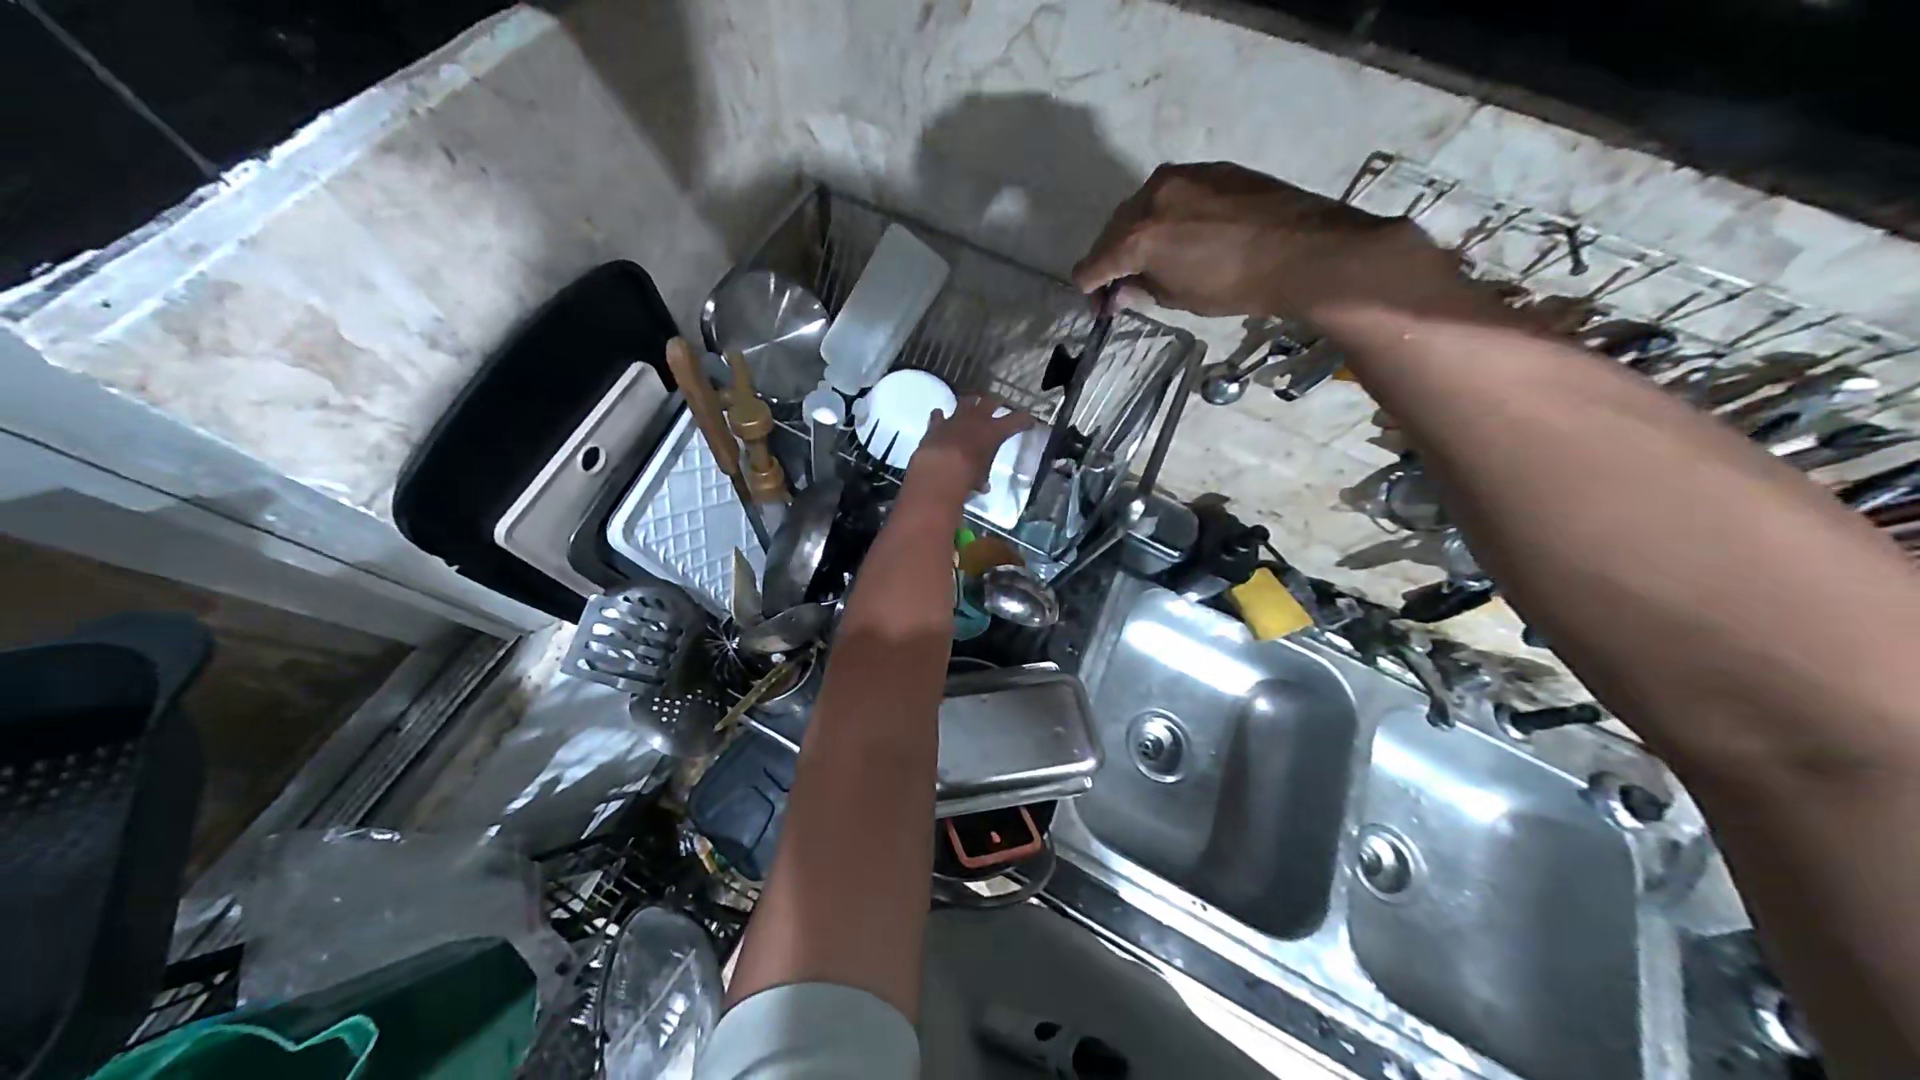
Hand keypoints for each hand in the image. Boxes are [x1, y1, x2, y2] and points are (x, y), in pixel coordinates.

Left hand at [906, 394, 1034, 497]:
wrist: (939, 470)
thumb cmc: (967, 475)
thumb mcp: (980, 477)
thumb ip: (982, 477)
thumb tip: (983, 486)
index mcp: (994, 431)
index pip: (1017, 420)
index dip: (1024, 420)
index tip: (1029, 421)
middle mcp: (977, 419)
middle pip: (991, 400)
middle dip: (997, 401)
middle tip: (1000, 403)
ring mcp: (955, 419)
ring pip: (966, 401)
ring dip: (970, 402)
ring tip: (973, 403)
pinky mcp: (936, 424)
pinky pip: (938, 415)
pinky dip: (939, 416)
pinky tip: (940, 416)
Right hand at [1072, 162, 1487, 322]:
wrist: (1307, 251)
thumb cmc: (1238, 287)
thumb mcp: (1180, 298)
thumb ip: (1142, 288)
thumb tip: (1121, 290)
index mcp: (1138, 236)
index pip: (1092, 264)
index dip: (1090, 289)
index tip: (1098, 304)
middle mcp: (1151, 197)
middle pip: (1112, 231)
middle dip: (1111, 260)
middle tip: (1121, 288)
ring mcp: (1183, 176)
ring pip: (1139, 207)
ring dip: (1136, 234)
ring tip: (1151, 261)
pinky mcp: (1211, 169)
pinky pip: (1171, 193)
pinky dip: (1164, 216)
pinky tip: (1180, 235)